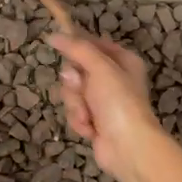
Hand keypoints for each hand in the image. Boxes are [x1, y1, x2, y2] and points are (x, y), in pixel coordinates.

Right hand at [50, 33, 164, 180]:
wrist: (128, 146)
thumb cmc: (118, 101)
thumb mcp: (100, 67)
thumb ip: (77, 49)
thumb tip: (54, 36)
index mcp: (122, 60)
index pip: (92, 43)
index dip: (75, 45)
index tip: (57, 44)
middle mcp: (113, 78)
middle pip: (77, 70)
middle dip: (74, 83)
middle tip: (80, 88)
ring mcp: (103, 101)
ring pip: (72, 92)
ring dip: (76, 104)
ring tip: (88, 115)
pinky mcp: (95, 120)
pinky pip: (75, 112)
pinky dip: (79, 120)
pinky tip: (90, 128)